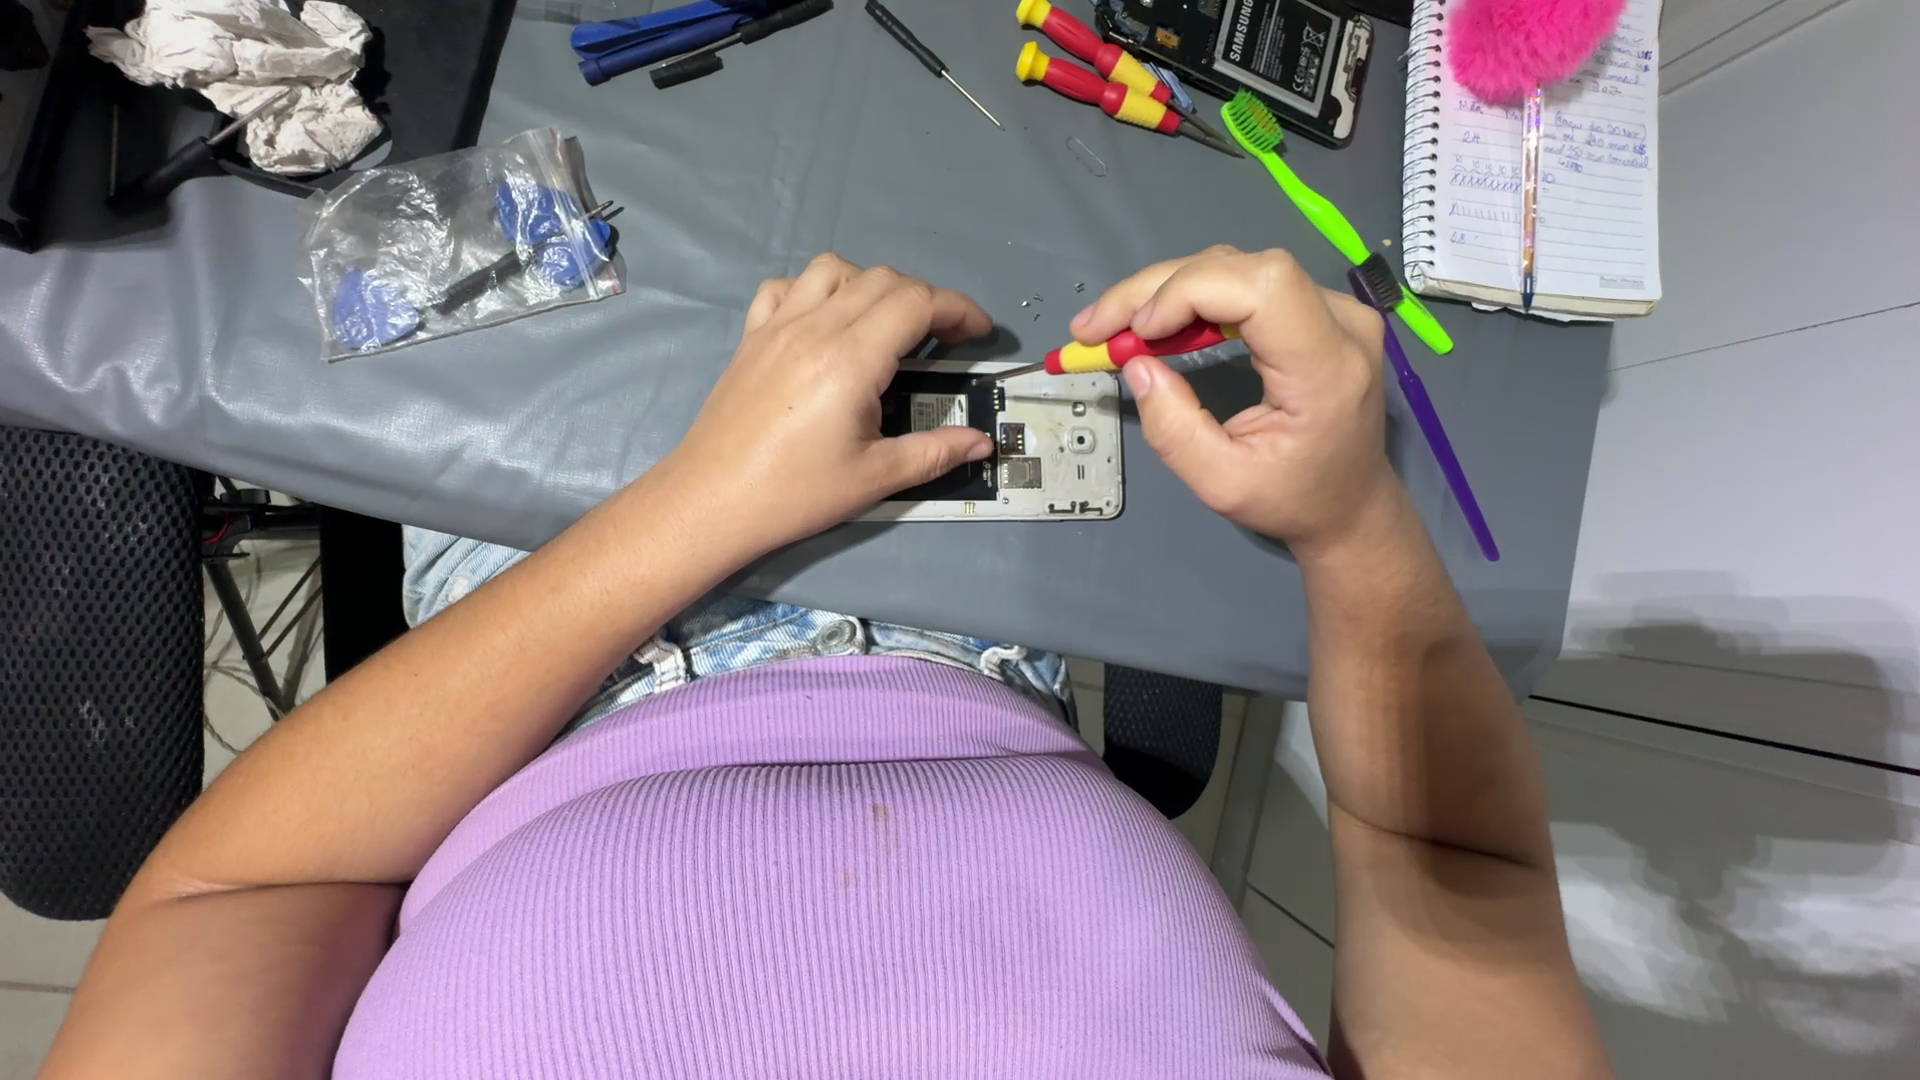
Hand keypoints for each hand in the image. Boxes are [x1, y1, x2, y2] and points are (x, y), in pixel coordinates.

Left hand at [650, 254, 994, 557]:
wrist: (712, 501)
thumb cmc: (796, 494)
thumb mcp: (876, 478)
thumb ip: (936, 453)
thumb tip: (984, 444)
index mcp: (850, 360)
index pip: (916, 303)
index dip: (958, 308)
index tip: (979, 332)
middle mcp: (814, 328)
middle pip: (883, 279)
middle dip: (926, 298)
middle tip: (944, 338)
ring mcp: (777, 326)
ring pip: (833, 269)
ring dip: (873, 284)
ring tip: (887, 323)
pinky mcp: (751, 337)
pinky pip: (785, 288)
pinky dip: (816, 290)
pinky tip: (824, 321)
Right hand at [1072, 246, 1396, 557]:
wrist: (1350, 502)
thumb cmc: (1292, 499)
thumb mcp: (1222, 484)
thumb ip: (1175, 429)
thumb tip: (1134, 365)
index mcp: (1326, 368)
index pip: (1261, 287)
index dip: (1188, 292)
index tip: (1135, 334)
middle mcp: (1339, 322)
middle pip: (1239, 268)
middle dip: (1154, 290)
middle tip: (1092, 328)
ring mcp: (1332, 309)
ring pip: (1234, 269)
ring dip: (1163, 291)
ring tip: (1112, 328)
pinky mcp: (1315, 310)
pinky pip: (1242, 284)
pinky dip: (1187, 298)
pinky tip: (1152, 323)